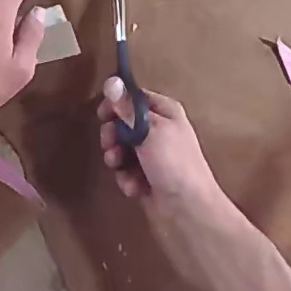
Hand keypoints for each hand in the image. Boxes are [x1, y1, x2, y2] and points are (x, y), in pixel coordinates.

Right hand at [97, 78, 236, 221]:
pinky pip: (127, 170)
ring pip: (121, 148)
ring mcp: (153, 155)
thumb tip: (112, 81)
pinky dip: (127, 178)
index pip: (134, 98)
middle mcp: (159, 129)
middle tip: (111, 146)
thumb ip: (128, 108)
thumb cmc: (173, 163)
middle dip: (113, 136)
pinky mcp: (147, 176)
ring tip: (121, 169)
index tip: (102, 115)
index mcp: (165, 111)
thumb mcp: (149, 130)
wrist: (188, 209)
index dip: (116, 105)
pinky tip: (134, 187)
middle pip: (123, 123)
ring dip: (117, 159)